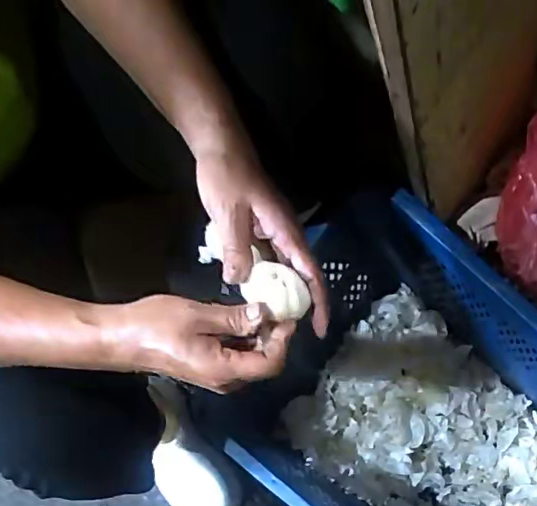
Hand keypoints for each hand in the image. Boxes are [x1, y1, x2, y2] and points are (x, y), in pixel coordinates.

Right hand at [98, 295, 292, 391]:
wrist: (119, 339)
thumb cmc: (153, 325)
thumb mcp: (197, 315)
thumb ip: (234, 318)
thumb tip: (264, 314)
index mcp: (225, 370)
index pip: (269, 364)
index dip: (282, 342)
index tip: (286, 319)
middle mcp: (226, 381)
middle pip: (264, 365)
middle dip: (275, 340)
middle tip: (278, 313)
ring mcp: (217, 378)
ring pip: (251, 362)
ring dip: (261, 340)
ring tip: (264, 313)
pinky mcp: (209, 371)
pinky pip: (237, 359)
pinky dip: (246, 342)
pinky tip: (245, 321)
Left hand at [196, 147, 330, 336]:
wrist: (217, 144)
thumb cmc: (226, 175)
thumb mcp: (229, 215)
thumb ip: (236, 251)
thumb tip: (240, 283)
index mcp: (287, 233)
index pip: (311, 275)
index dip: (319, 304)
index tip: (319, 329)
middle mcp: (286, 236)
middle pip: (302, 277)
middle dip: (301, 305)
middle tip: (289, 330)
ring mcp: (274, 233)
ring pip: (284, 272)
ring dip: (280, 294)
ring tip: (272, 317)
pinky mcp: (261, 231)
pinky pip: (268, 261)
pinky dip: (263, 278)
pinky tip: (252, 290)